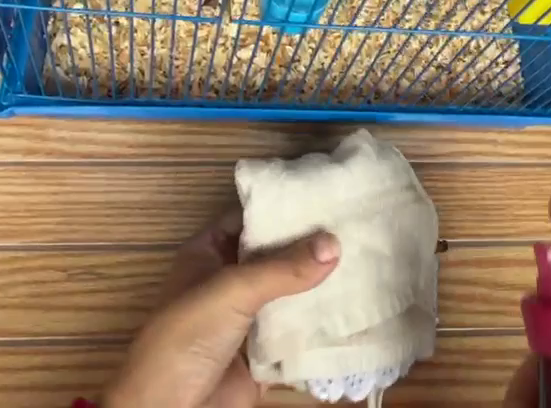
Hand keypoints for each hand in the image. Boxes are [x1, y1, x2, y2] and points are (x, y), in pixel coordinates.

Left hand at [105, 210, 339, 407]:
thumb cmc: (188, 334)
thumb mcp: (232, 290)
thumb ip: (282, 268)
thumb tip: (333, 243)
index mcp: (209, 252)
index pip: (248, 217)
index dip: (279, 207)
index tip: (322, 195)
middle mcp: (228, 279)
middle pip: (272, 255)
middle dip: (306, 246)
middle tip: (352, 227)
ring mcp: (246, 317)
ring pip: (287, 293)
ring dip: (317, 285)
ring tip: (362, 261)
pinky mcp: (263, 354)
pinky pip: (296, 333)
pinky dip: (320, 326)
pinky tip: (354, 310)